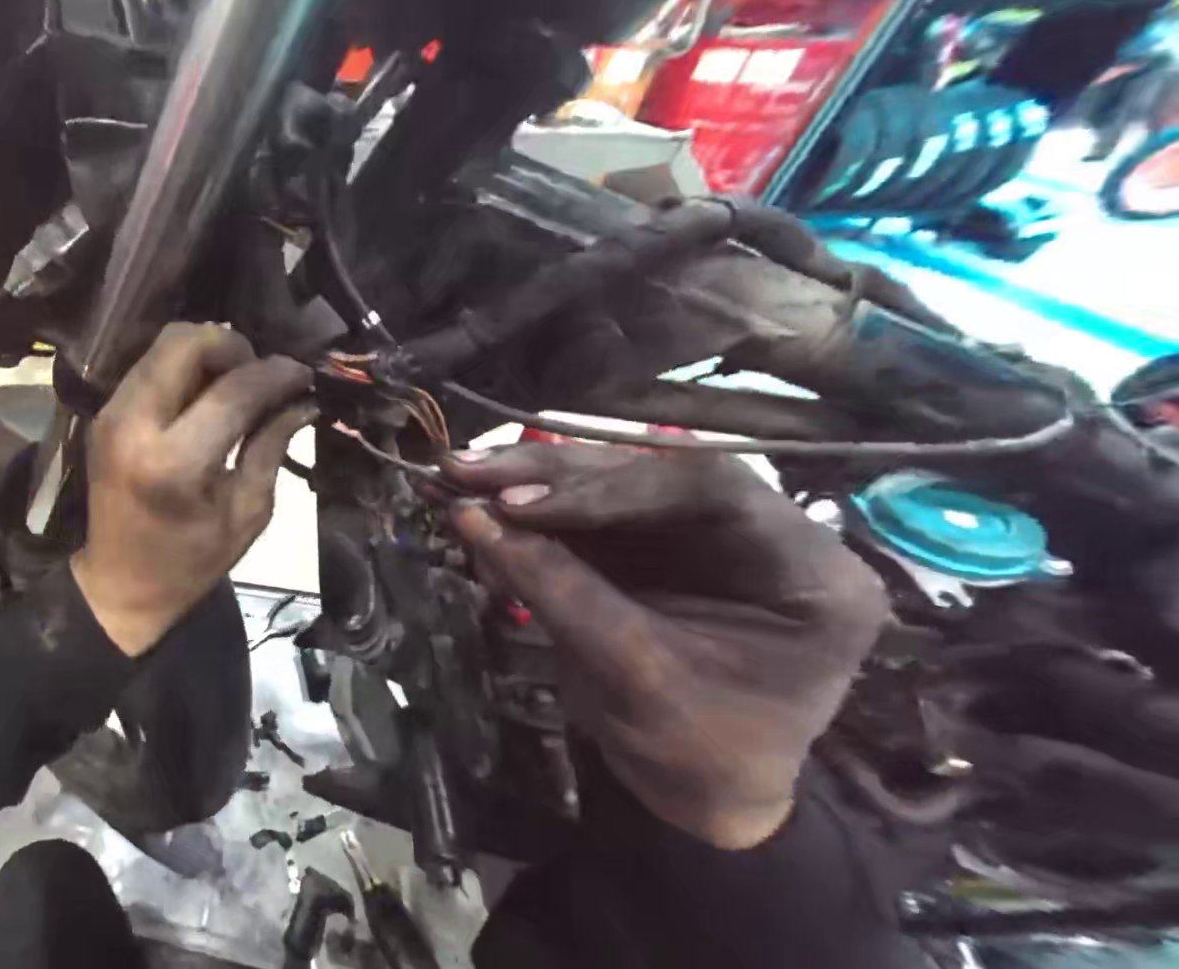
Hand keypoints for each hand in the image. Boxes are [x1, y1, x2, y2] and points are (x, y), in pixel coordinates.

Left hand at [73, 324, 315, 655]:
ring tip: (237, 384)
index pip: (231, 391)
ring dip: (209, 353)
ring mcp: (111, 414)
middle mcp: (133, 426)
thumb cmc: (190, 563)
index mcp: (173, 464)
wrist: (118, 584)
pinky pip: (151, 365)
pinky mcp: (104, 413)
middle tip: (261, 376)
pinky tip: (208, 394)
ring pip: (164, 345)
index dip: (274, 374)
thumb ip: (271, 447)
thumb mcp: (247, 514)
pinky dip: (185, 366)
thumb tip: (301, 400)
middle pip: (185, 342)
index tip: (302, 373)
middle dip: (234, 347)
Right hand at [440, 442, 889, 848]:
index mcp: (803, 568)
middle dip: (545, 472)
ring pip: (598, 479)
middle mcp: (749, 530)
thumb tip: (472, 516)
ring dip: (520, 479)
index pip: (705, 488)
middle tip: (465, 467)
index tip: (517, 503)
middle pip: (641, 470)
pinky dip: (515, 508)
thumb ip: (557, 589)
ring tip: (453, 474)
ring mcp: (686, 531)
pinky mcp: (637, 542)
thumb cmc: (696, 750)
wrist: (691, 790)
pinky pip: (571, 510)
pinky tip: (469, 500)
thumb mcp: (633, 676)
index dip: (604, 487)